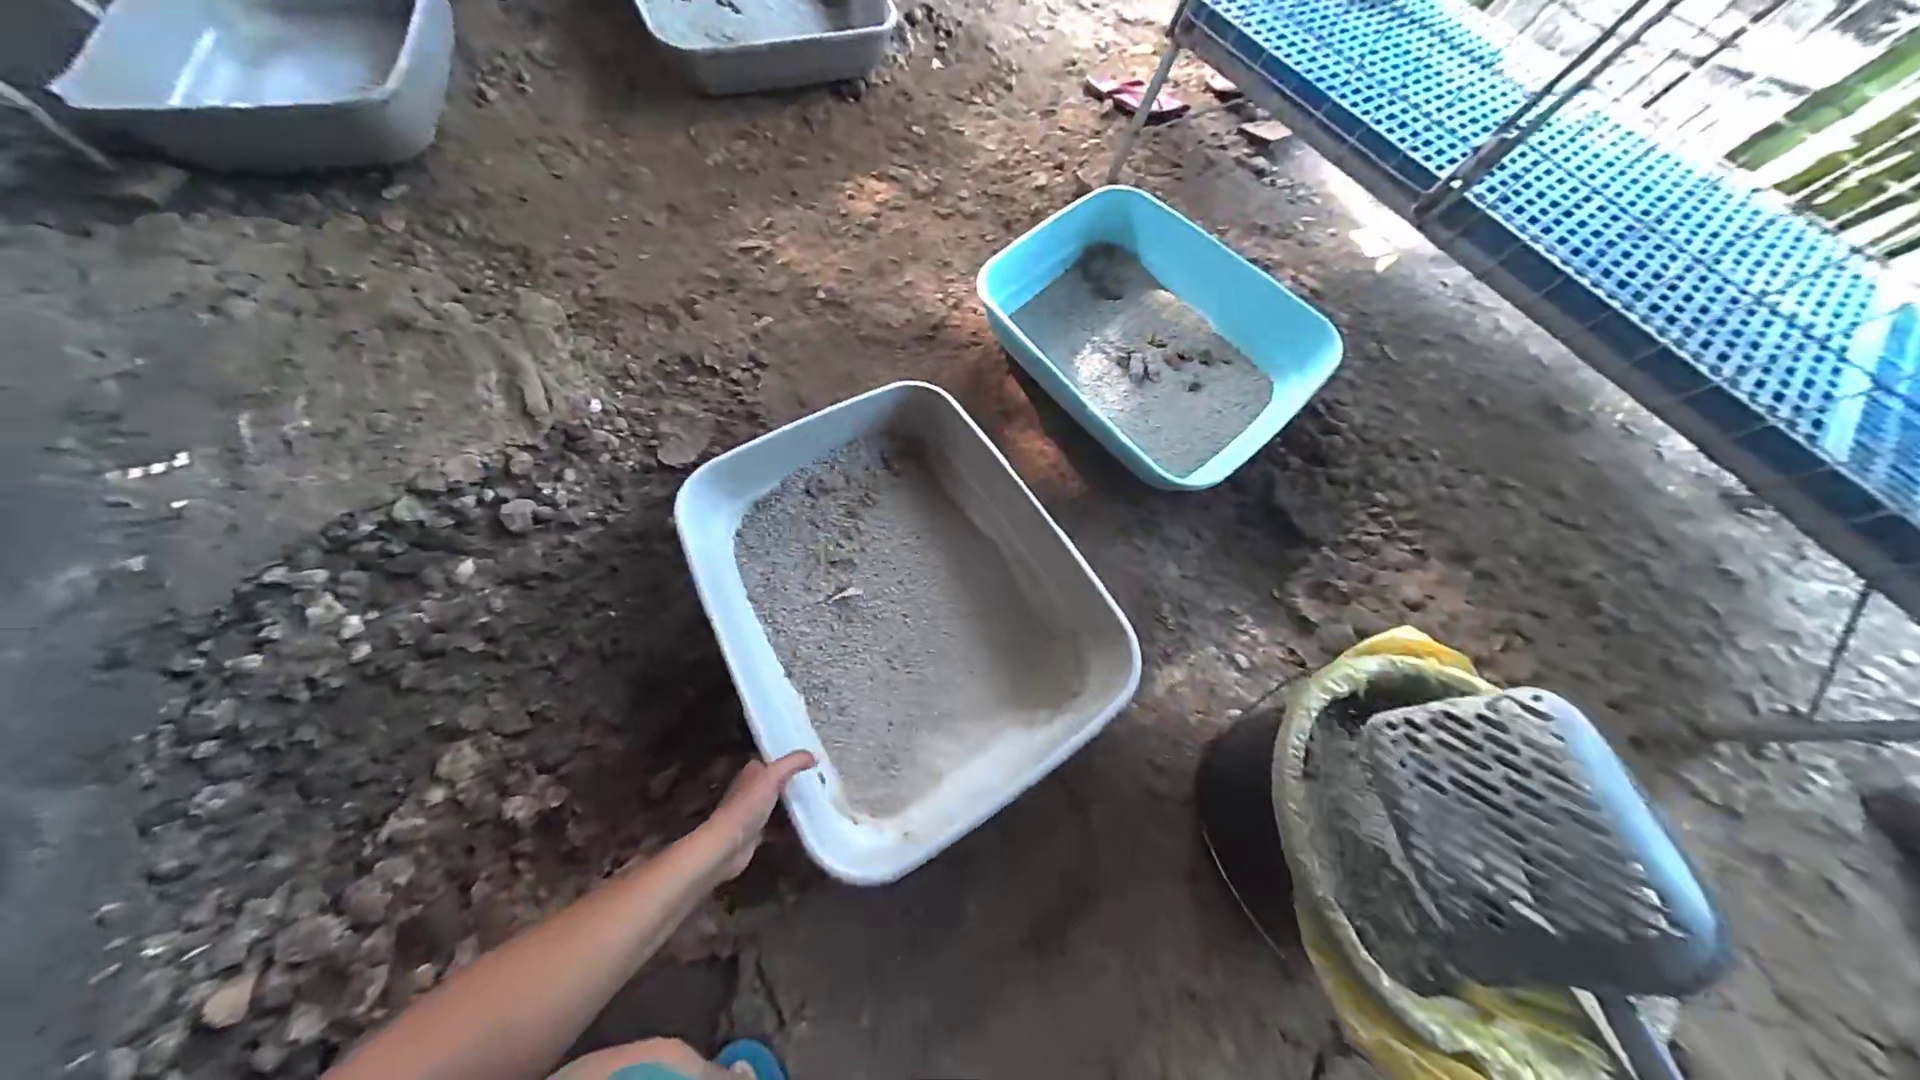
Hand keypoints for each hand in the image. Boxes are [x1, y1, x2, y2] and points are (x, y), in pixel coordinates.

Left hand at [701, 750, 816, 881]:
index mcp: (752, 771)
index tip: (812, 761)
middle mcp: (752, 789)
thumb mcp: (773, 775)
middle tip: (821, 783)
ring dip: (795, 806)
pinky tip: (808, 826)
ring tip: (819, 803)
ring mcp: (754, 811)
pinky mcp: (757, 832)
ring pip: (779, 805)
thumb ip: (793, 762)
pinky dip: (791, 827)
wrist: (728, 845)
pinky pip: (778, 826)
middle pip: (779, 782)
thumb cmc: (748, 805)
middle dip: (797, 783)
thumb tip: (814, 755)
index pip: (773, 760)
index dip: (791, 759)